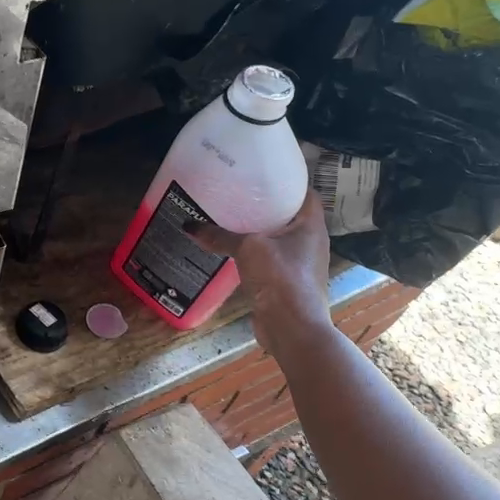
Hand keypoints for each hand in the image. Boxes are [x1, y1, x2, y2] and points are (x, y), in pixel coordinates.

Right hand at [186, 190, 332, 349]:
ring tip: (230, 217)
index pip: (304, 192)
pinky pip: (268, 258)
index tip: (263, 171)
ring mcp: (300, 264)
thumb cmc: (281, 279)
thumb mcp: (248, 249)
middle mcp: (310, 242)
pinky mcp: (286, 282)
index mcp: (311, 226)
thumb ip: (220, 235)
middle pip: (289, 215)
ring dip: (258, 230)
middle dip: (266, 204)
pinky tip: (230, 249)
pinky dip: (252, 252)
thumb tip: (188, 226)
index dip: (287, 179)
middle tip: (238, 191)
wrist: (292, 328)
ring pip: (277, 238)